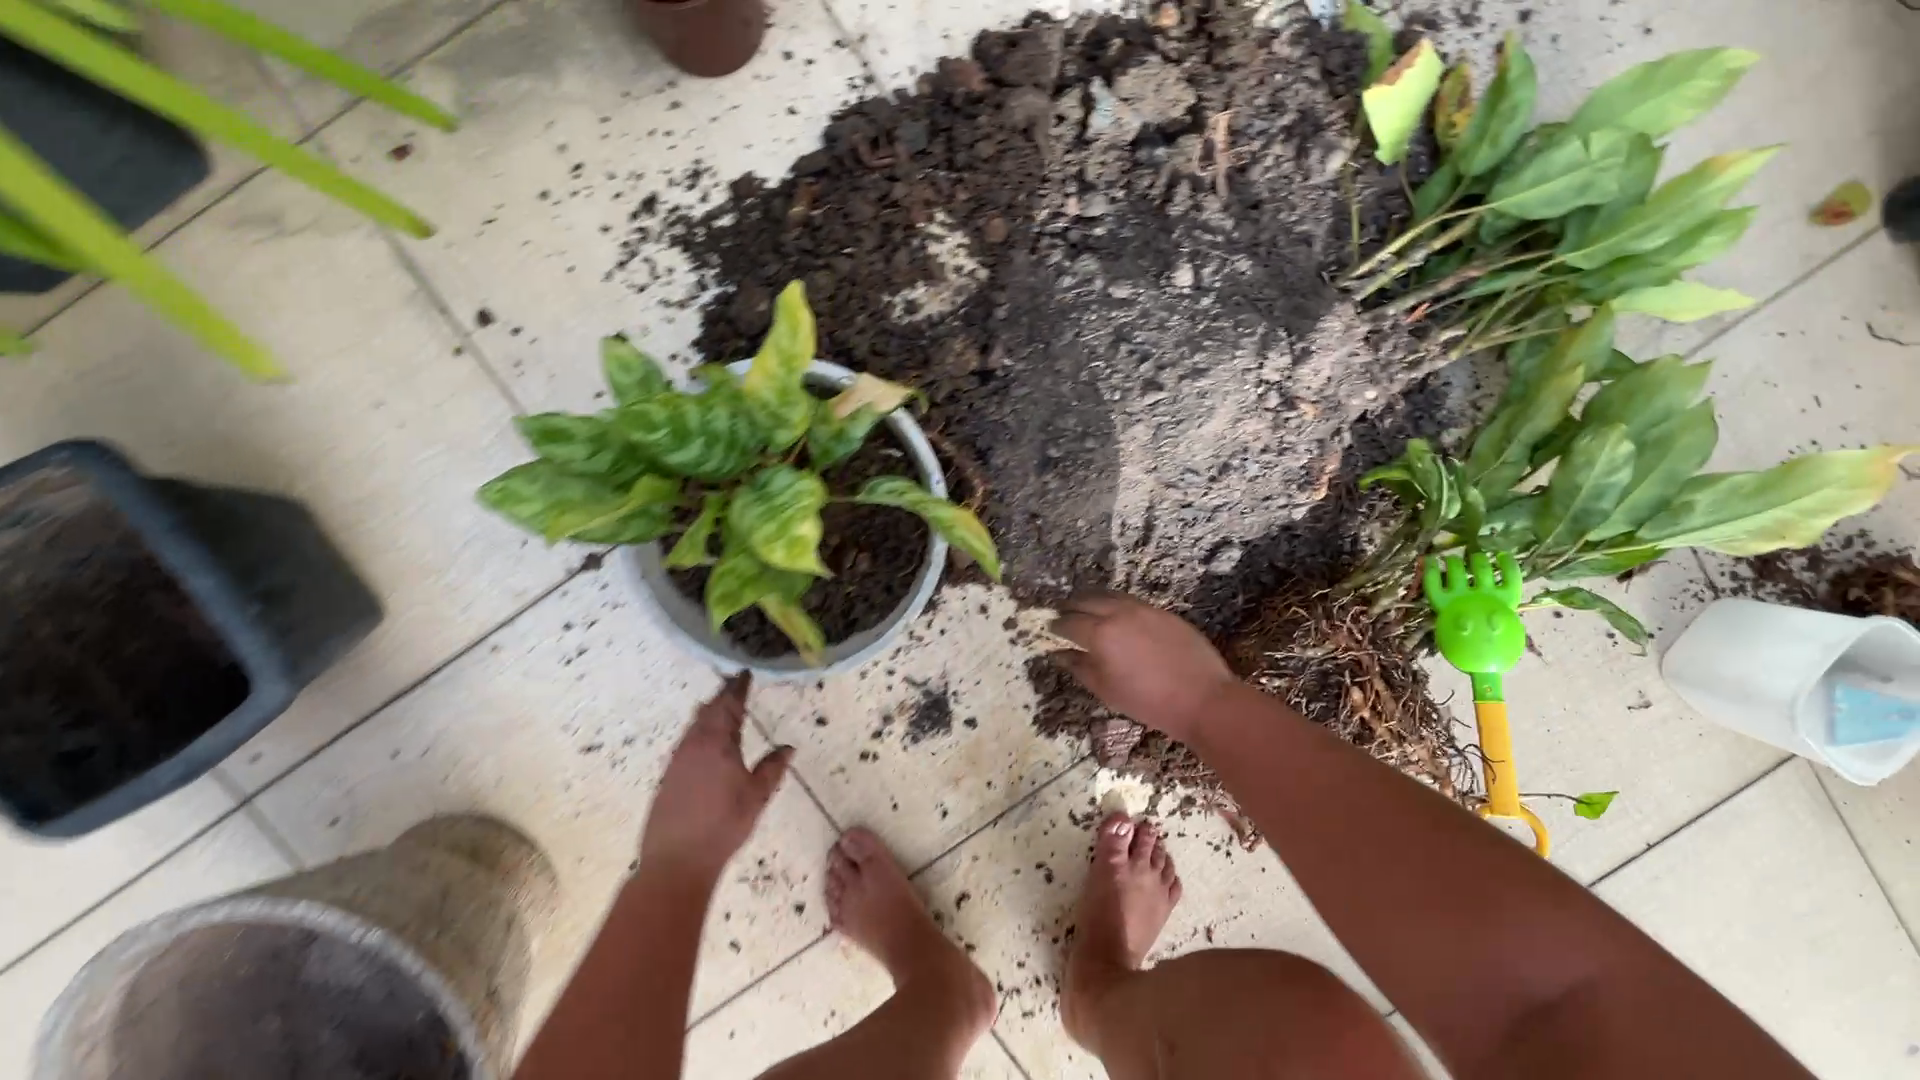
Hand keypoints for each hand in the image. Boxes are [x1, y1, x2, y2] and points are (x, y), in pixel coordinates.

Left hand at [639, 674, 793, 881]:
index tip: (745, 674)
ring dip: (707, 713)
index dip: (738, 688)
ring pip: (693, 726)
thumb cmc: (723, 825)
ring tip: (719, 706)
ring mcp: (676, 761)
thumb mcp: (757, 796)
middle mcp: (693, 745)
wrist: (676, 860)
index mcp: (717, 742)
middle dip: (722, 697)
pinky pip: (685, 741)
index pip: (729, 706)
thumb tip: (788, 747)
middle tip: (734, 685)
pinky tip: (703, 741)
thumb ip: (772, 768)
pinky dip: (697, 731)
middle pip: (708, 711)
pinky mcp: (667, 777)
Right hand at [1050, 592, 1237, 740]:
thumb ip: (1080, 668)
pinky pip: (1132, 602)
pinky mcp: (1164, 612)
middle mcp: (1119, 613)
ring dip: (1094, 600)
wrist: (1202, 698)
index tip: (1050, 629)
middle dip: (1071, 606)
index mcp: (1100, 634)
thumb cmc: (1148, 701)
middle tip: (1063, 613)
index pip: (1069, 622)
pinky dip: (1117, 604)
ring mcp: (1144, 609)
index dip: (1056, 626)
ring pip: (1111, 596)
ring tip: (1087, 609)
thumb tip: (1060, 654)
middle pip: (1087, 601)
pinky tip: (1117, 616)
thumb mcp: (1106, 690)